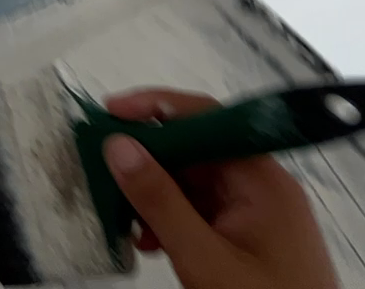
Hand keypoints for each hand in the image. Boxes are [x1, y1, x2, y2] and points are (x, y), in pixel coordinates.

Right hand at [103, 89, 338, 288]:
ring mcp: (255, 214)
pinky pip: (198, 209)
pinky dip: (168, 217)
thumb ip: (159, 200)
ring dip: (153, 193)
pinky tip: (148, 240)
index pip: (204, 116)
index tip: (109, 113)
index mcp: (261, 178)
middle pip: (194, 148)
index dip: (154, 107)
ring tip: (122, 216)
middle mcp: (261, 186)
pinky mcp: (247, 239)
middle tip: (103, 167)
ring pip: (191, 180)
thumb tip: (116, 143)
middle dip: (147, 157)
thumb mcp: (203, 258)